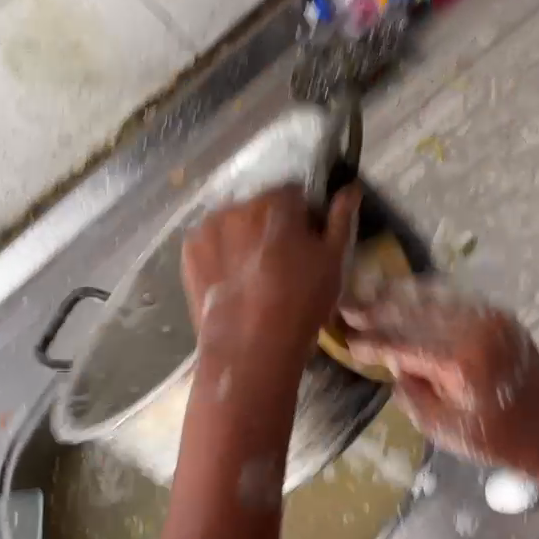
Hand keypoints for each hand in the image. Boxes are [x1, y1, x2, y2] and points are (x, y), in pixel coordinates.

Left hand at [182, 184, 360, 370]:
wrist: (250, 349)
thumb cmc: (301, 304)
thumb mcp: (332, 262)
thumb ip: (341, 220)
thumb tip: (349, 189)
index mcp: (276, 202)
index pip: (296, 193)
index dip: (306, 216)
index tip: (309, 242)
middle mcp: (237, 205)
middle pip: (261, 206)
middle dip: (273, 226)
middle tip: (283, 263)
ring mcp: (208, 227)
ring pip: (234, 224)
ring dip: (246, 238)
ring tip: (256, 276)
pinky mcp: (189, 252)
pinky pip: (212, 243)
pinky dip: (222, 254)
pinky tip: (234, 282)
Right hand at [341, 276, 538, 474]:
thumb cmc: (496, 438)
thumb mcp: (443, 429)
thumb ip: (413, 395)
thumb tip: (395, 365)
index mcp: (459, 363)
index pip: (404, 346)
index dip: (372, 342)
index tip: (347, 339)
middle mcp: (474, 332)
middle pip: (415, 314)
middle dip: (378, 310)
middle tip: (346, 307)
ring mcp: (489, 319)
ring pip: (433, 299)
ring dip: (398, 296)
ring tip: (368, 293)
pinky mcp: (497, 316)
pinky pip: (455, 299)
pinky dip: (427, 297)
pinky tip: (405, 295)